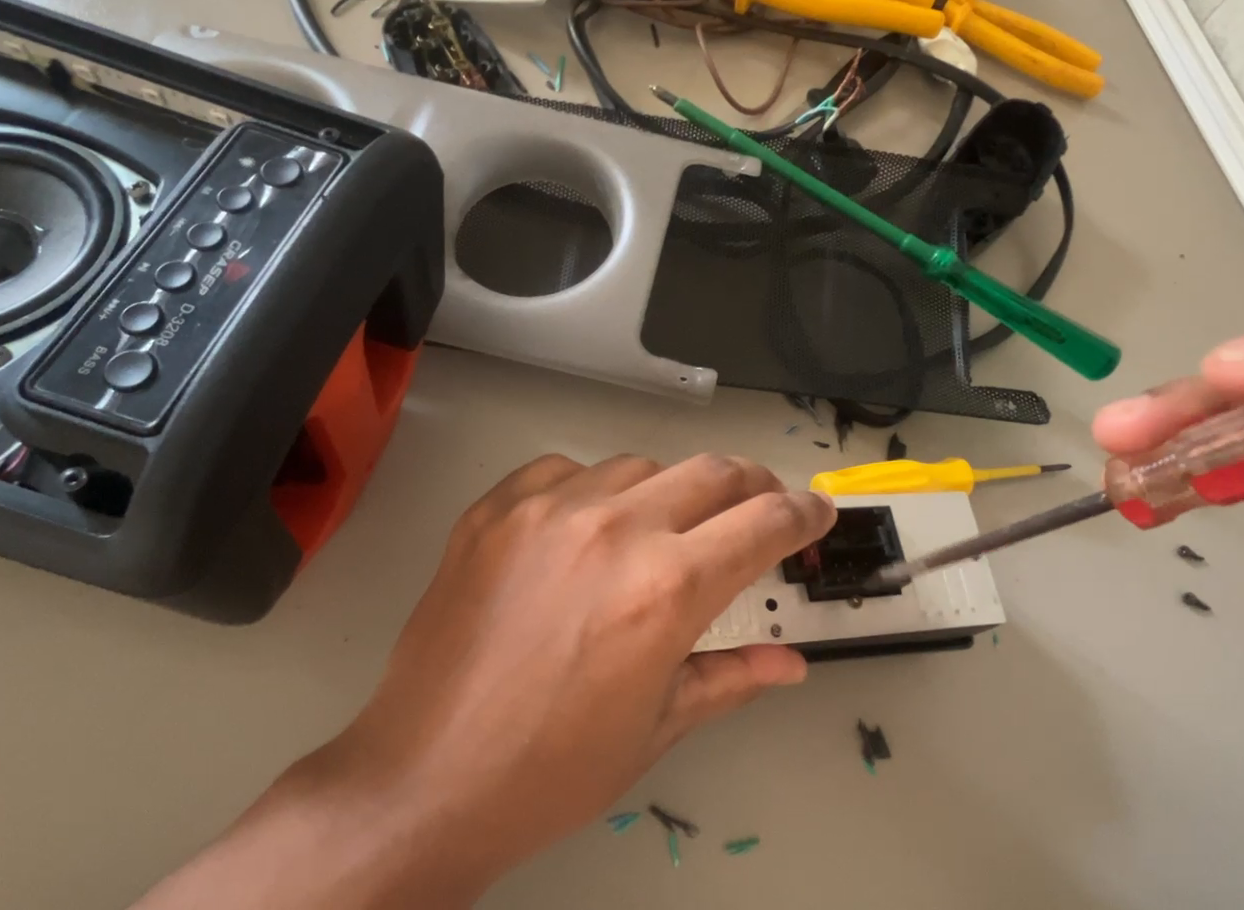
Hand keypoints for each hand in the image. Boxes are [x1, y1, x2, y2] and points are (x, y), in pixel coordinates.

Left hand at [135, 453, 835, 909]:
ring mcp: (547, 511)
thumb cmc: (553, 770)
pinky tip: (589, 527)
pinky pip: (566, 469)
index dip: (805, 513)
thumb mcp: (658, 729)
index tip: (817, 514)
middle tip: (760, 511)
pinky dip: (594, 489)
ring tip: (667, 530)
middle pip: (714, 472)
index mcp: (667, 589)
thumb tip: (791, 662)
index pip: (764, 522)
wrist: (426, 778)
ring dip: (672, 490)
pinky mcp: (495, 509)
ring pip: (641, 465)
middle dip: (753, 487)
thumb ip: (732, 678)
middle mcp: (614, 530)